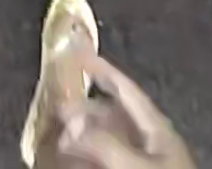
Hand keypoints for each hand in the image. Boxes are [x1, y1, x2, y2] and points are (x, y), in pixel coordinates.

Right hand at [56, 50, 193, 168]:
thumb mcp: (136, 167)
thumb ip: (103, 144)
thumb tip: (68, 122)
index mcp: (155, 127)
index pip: (124, 88)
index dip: (101, 69)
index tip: (76, 54)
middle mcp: (149, 142)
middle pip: (112, 116)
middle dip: (84, 111)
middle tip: (56, 110)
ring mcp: (145, 164)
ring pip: (108, 143)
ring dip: (84, 139)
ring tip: (59, 142)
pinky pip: (110, 163)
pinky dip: (90, 160)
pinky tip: (72, 163)